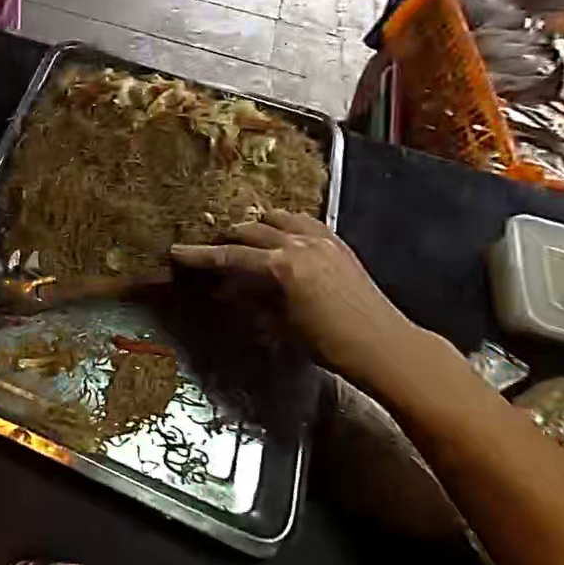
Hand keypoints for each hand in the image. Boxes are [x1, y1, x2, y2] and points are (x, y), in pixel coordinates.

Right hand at [171, 210, 414, 375]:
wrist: (385, 346)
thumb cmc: (330, 344)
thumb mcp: (283, 325)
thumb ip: (253, 300)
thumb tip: (226, 289)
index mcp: (283, 265)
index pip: (231, 256)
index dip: (201, 256)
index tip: (177, 252)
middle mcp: (299, 243)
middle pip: (250, 231)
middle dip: (226, 240)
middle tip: (210, 253)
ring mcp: (321, 239)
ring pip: (277, 219)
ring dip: (255, 228)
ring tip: (245, 243)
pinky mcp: (337, 242)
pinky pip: (302, 222)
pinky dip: (284, 226)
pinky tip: (281, 240)